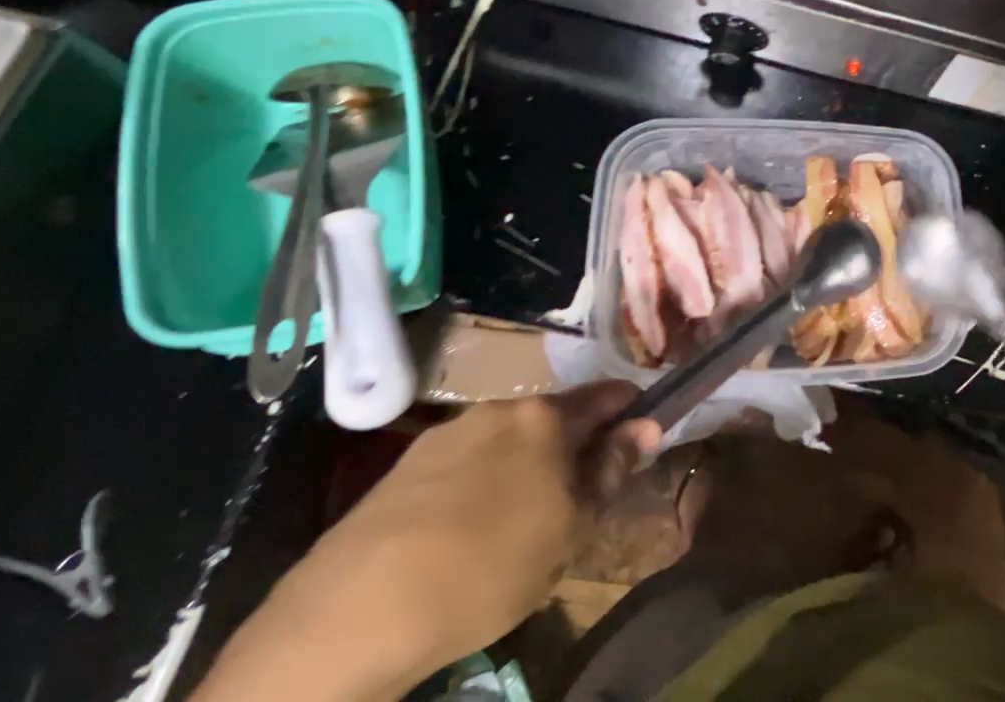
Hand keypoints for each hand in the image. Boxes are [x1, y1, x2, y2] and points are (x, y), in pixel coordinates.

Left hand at [194, 384, 659, 701]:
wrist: (359, 609)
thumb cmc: (492, 564)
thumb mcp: (571, 527)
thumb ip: (609, 470)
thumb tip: (646, 426)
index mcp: (544, 417)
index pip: (605, 396)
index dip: (630, 412)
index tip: (644, 436)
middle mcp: (495, 409)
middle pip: (551, 417)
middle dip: (574, 444)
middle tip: (585, 493)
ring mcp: (444, 434)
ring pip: (506, 441)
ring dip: (527, 464)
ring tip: (527, 516)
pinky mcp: (403, 467)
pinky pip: (466, 463)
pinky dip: (485, 482)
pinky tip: (474, 527)